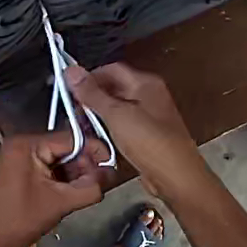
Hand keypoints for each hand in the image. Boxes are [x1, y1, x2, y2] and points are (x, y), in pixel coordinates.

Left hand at [0, 129, 103, 246]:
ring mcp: (18, 158)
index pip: (72, 138)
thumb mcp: (59, 203)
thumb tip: (111, 174)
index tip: (114, 166)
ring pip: (58, 160)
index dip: (95, 151)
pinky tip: (71, 194)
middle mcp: (23, 144)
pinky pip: (47, 168)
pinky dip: (61, 180)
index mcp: (29, 144)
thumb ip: (88, 187)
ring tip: (87, 192)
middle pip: (65, 148)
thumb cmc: (18, 220)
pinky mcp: (18, 171)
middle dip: (85, 165)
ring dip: (74, 174)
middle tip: (100, 185)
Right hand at [66, 63, 210, 199]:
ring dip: (99, 114)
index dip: (89, 77)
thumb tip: (72, 71)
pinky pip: (123, 123)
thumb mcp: (115, 114)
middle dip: (92, 97)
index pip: (111, 69)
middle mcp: (149, 95)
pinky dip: (109, 127)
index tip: (71, 89)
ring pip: (117, 107)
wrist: (176, 176)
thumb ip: (91, 93)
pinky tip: (99, 137)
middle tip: (75, 110)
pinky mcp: (147, 134)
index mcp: (146, 83)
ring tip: (83, 126)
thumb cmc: (152, 143)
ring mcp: (150, 115)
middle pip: (114, 87)